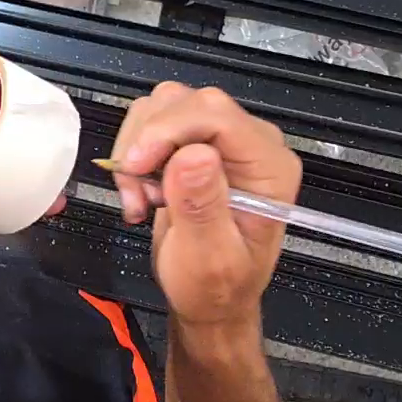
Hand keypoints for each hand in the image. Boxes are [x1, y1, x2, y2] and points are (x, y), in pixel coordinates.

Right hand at [108, 84, 299, 334]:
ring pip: (160, 107)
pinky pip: (149, 123)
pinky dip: (132, 154)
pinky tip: (140, 191)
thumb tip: (194, 154)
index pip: (217, 114)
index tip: (135, 166)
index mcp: (268, 166)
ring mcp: (218, 140)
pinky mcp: (189, 142)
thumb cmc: (214, 286)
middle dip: (147, 143)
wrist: (206, 299)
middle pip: (184, 102)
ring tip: (139, 197)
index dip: (168, 130)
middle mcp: (247, 143)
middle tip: (137, 193)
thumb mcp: (209, 258)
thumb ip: (202, 206)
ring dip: (135, 150)